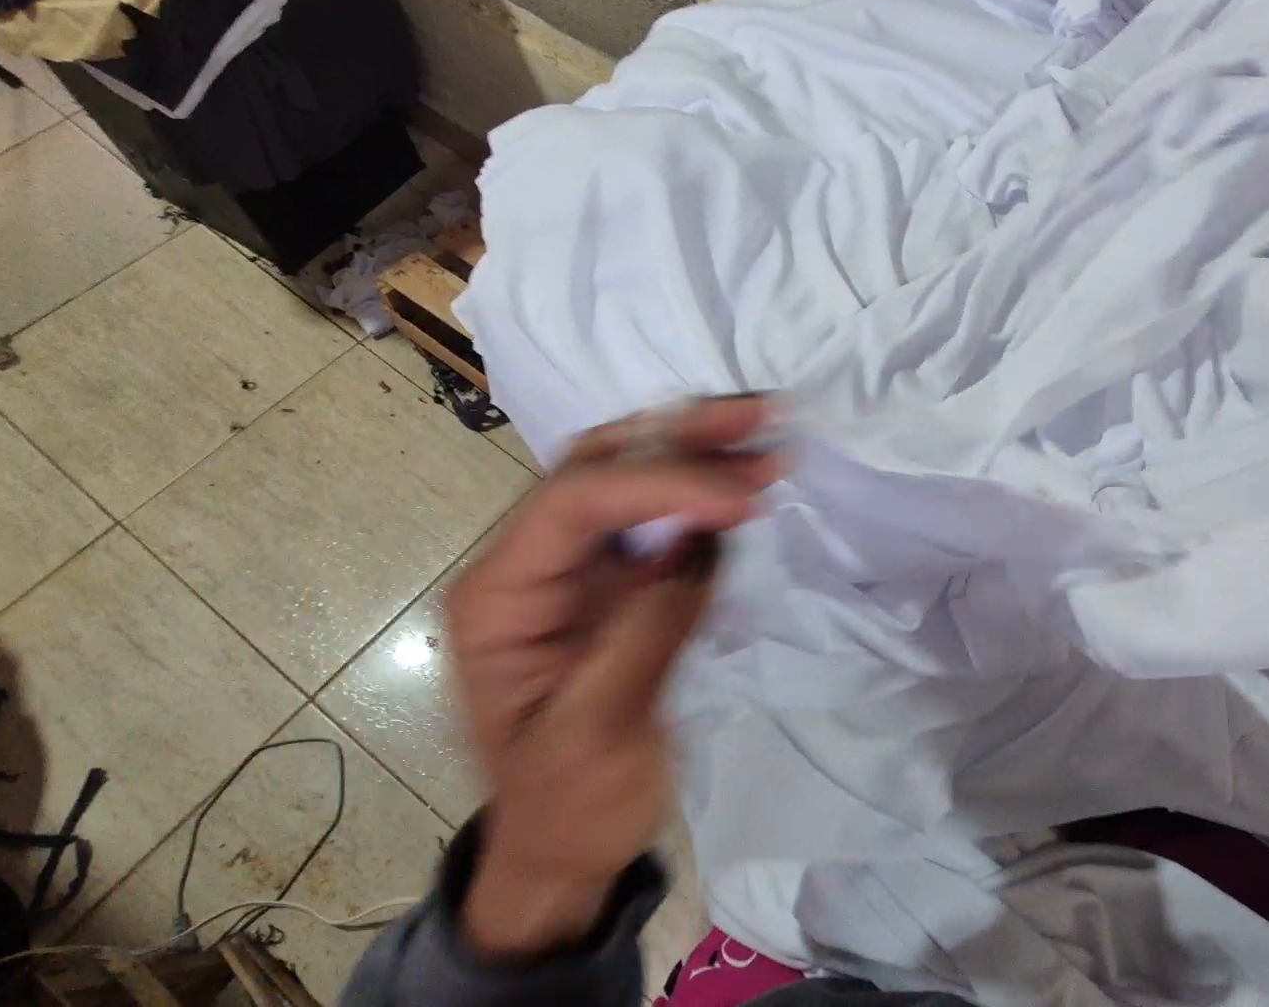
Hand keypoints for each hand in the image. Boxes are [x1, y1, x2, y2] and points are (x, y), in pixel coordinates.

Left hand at [445, 395, 783, 957]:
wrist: (565, 851)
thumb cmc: (566, 808)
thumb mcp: (596, 737)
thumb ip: (645, 632)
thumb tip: (703, 545)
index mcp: (500, 596)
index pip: (573, 503)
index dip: (659, 484)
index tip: (741, 499)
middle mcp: (530, 563)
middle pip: (597, 467)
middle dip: (678, 435)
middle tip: (760, 417)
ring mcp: (575, 569)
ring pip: (630, 478)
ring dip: (698, 451)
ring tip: (768, 435)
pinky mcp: (617, 583)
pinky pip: (659, 521)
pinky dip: (706, 495)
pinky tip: (750, 483)